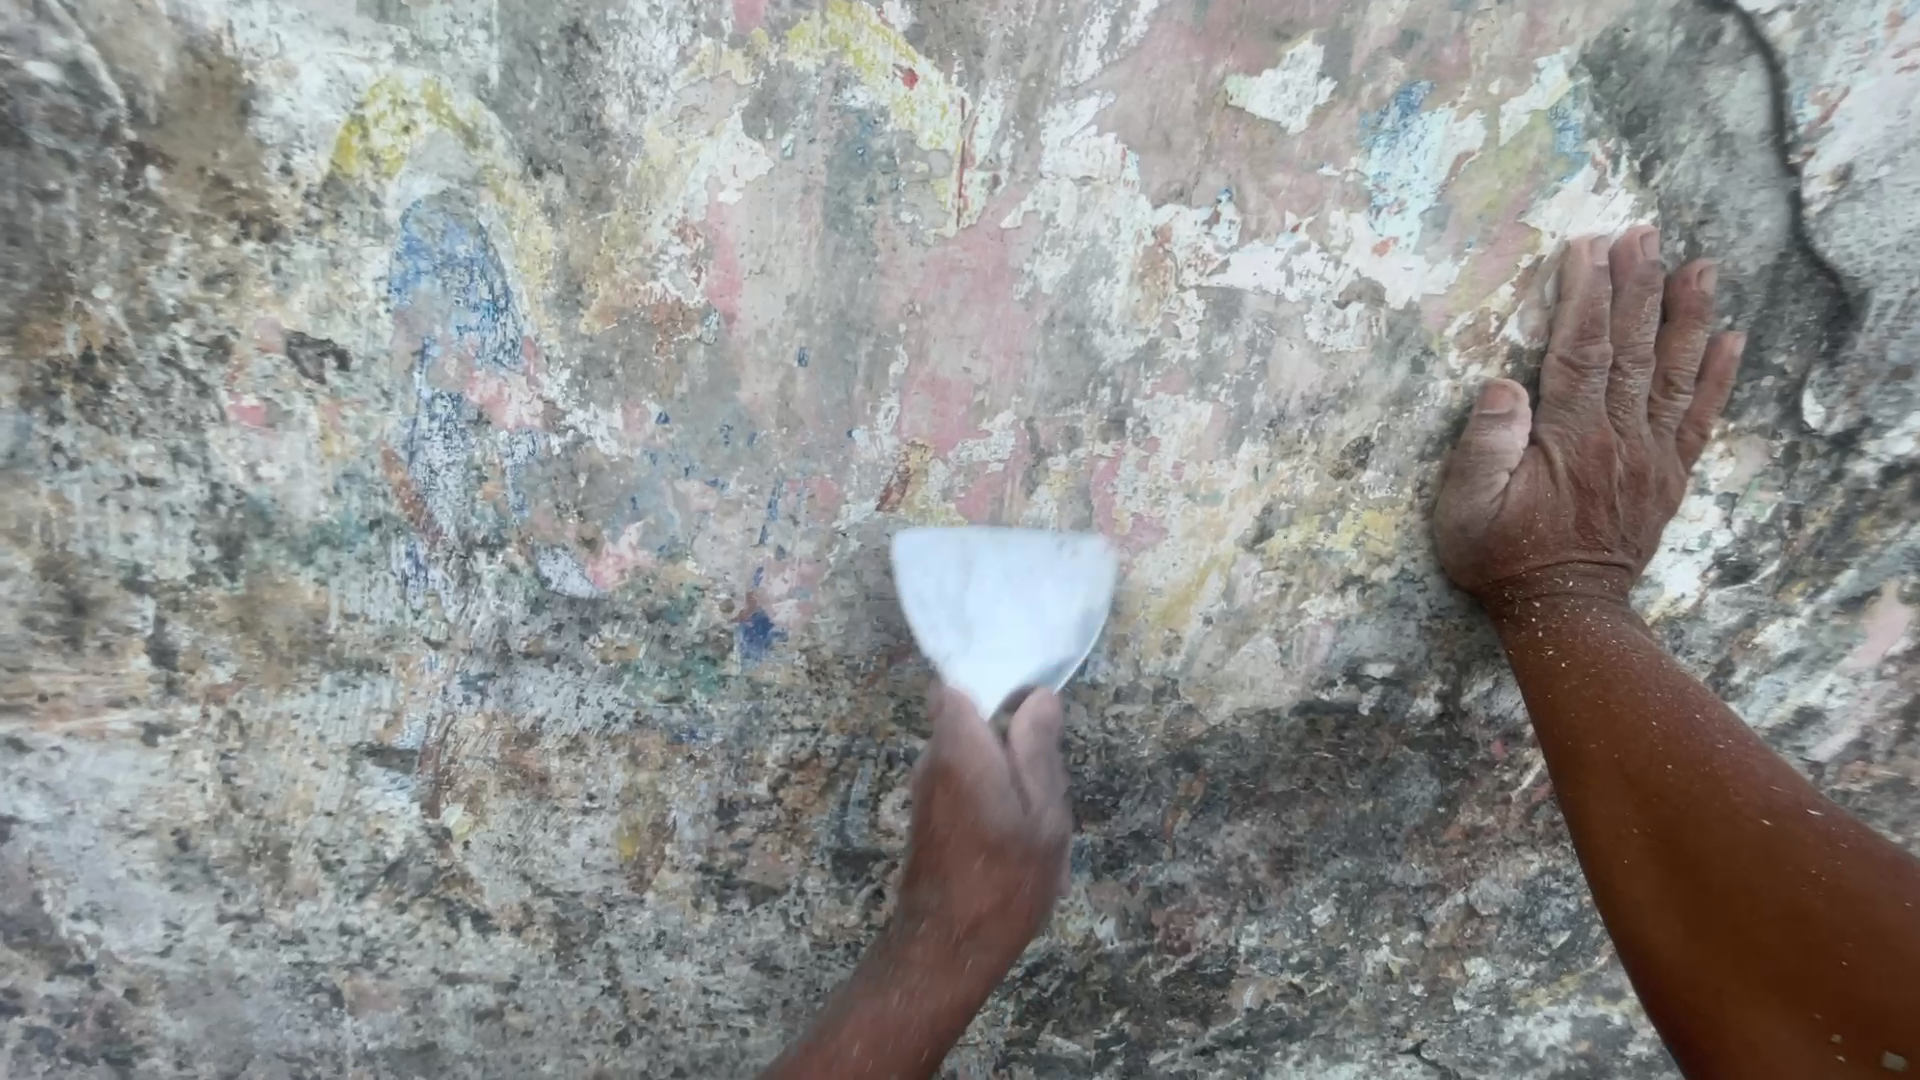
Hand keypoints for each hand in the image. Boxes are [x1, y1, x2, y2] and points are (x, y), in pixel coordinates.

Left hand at [891, 685, 1071, 985]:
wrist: (948, 949)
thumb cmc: (1005, 880)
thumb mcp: (1043, 814)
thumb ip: (1037, 750)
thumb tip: (1039, 696)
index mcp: (959, 746)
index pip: (954, 684)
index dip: (989, 682)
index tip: (1027, 701)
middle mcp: (933, 758)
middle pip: (969, 718)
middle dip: (1008, 732)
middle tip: (1046, 772)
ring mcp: (926, 787)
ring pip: (970, 751)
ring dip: (1003, 767)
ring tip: (1038, 811)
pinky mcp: (929, 813)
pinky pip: (963, 779)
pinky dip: (990, 791)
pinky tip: (1017, 831)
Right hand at [1435, 227, 1745, 611]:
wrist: (1561, 608)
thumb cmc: (1499, 556)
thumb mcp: (1465, 508)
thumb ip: (1483, 447)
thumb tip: (1502, 384)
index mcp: (1569, 439)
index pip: (1578, 353)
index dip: (1584, 298)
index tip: (1588, 249)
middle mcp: (1620, 437)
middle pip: (1629, 350)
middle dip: (1635, 288)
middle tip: (1643, 234)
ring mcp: (1652, 455)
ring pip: (1673, 373)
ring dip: (1685, 316)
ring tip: (1698, 265)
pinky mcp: (1667, 475)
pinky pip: (1698, 417)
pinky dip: (1715, 375)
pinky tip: (1727, 340)